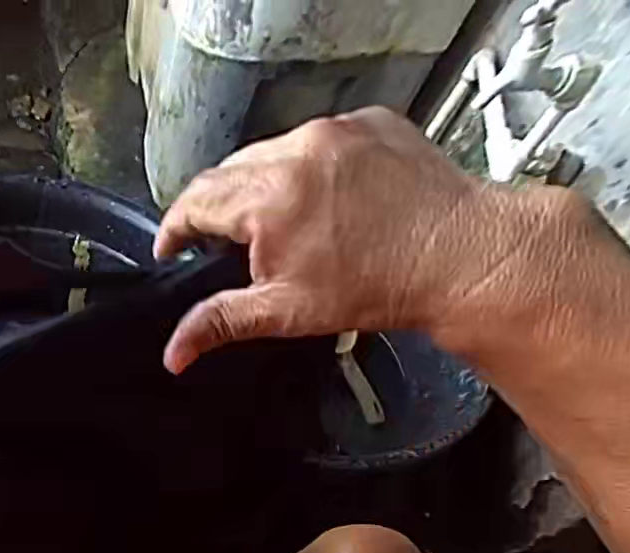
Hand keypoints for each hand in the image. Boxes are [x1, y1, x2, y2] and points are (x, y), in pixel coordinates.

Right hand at [155, 107, 531, 372]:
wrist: (458, 255)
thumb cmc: (377, 284)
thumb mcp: (283, 312)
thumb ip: (219, 323)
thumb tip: (174, 352)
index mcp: (270, 196)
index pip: (195, 201)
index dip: (174, 229)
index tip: (172, 249)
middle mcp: (299, 149)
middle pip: (227, 173)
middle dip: (213, 210)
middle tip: (218, 246)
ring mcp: (336, 130)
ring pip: (266, 153)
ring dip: (255, 187)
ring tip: (270, 226)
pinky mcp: (367, 123)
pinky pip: (311, 141)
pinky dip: (299, 169)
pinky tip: (314, 203)